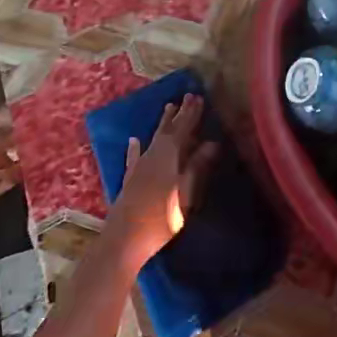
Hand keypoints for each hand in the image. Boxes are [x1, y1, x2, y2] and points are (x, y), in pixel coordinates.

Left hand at [106, 94, 217, 266]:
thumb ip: (197, 167)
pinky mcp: (130, 179)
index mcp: (168, 156)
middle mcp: (153, 155)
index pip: (183, 129)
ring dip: (163, 124)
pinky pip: (135, 156)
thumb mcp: (185, 194)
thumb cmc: (160, 218)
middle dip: (179, 114)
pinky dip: (136, 147)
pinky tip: (134, 141)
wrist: (124, 240)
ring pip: (154, 138)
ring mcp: (139, 166)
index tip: (198, 97)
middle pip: (168, 130)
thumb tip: (212, 143)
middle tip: (186, 96)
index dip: (191, 114)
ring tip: (167, 108)